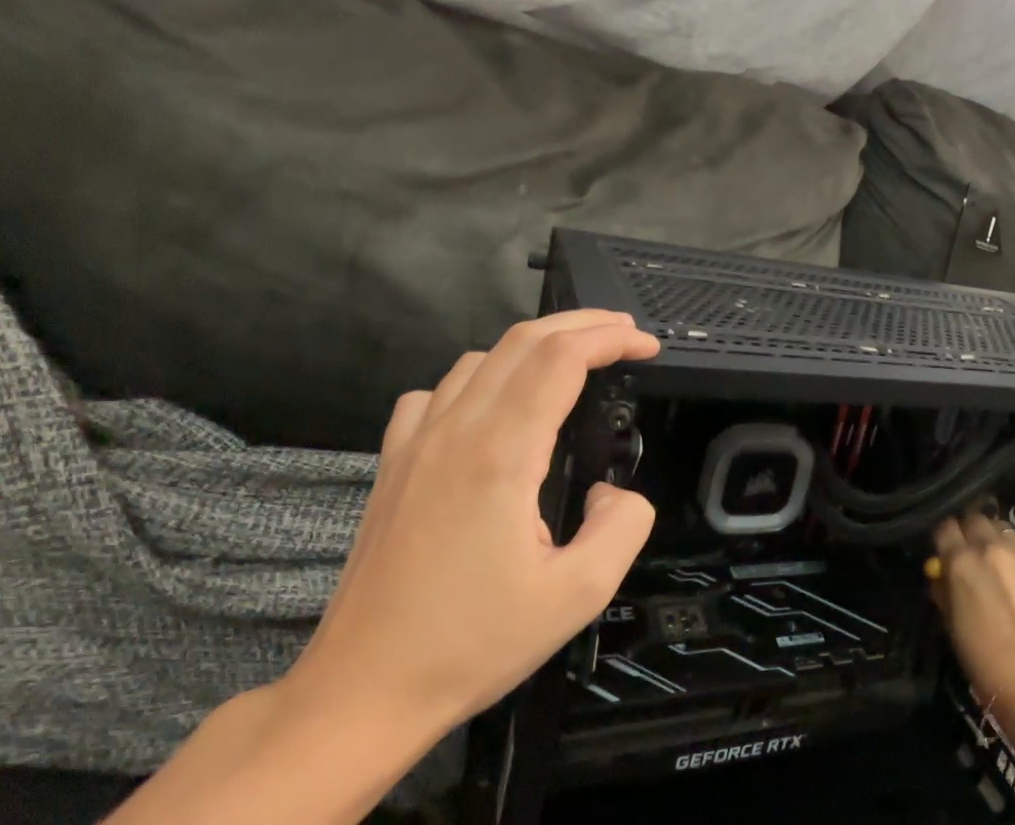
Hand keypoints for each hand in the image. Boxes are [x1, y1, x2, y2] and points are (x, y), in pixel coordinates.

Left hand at [284, 309, 660, 734]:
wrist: (365, 689)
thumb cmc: (474, 643)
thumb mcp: (580, 594)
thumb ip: (623, 524)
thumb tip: (611, 492)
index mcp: (501, 455)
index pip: (560, 358)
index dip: (610, 339)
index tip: (648, 345)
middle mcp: (454, 433)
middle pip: (520, 341)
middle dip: (580, 324)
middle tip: (625, 335)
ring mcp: (414, 446)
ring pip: (478, 359)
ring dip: (534, 345)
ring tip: (575, 360)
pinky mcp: (393, 467)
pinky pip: (437, 393)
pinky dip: (479, 377)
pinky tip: (494, 405)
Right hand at [929, 513, 1014, 701]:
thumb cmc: (985, 662)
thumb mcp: (952, 626)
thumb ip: (945, 593)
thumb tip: (942, 578)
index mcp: (961, 563)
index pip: (945, 527)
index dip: (944, 537)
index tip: (944, 550)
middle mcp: (991, 550)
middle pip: (976, 519)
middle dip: (971, 531)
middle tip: (971, 553)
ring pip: (1005, 532)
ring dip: (997, 542)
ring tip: (999, 566)